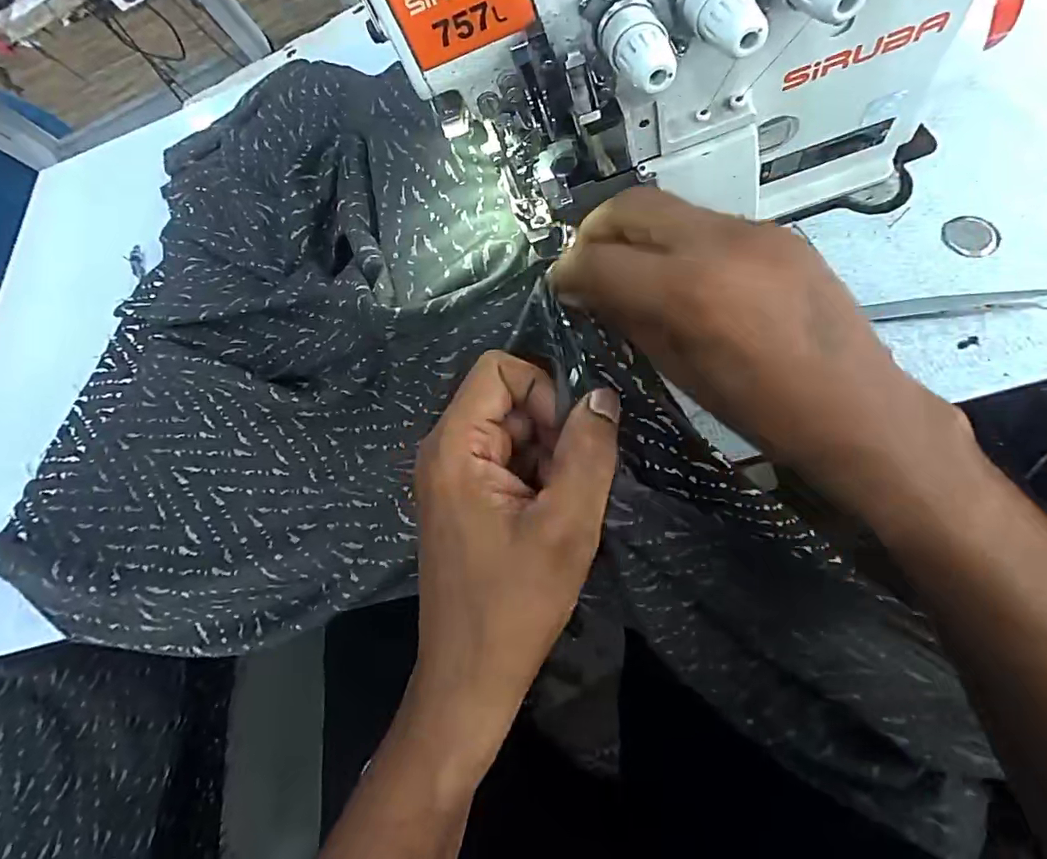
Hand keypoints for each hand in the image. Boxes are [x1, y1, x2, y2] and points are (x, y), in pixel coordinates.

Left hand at [409, 350, 619, 748]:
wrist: (472, 678)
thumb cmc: (515, 603)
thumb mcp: (567, 524)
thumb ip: (588, 452)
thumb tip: (601, 395)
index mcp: (454, 447)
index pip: (499, 369)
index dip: (542, 389)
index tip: (567, 439)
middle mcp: (446, 451)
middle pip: (509, 399)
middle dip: (551, 430)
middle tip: (571, 484)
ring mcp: (454, 477)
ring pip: (516, 431)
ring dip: (551, 458)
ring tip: (562, 509)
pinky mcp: (467, 500)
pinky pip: (511, 460)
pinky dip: (540, 478)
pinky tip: (550, 520)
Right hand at [548, 188, 968, 521]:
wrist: (860, 409)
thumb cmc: (768, 415)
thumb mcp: (685, 375)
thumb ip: (632, 322)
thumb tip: (592, 292)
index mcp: (690, 290)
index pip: (601, 258)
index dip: (570, 271)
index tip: (562, 285)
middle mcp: (720, 243)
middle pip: (632, 205)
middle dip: (597, 231)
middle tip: (589, 265)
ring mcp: (756, 231)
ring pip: (673, 208)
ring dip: (641, 233)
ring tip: (637, 269)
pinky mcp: (781, 233)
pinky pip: (712, 223)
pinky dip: (684, 241)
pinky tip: (690, 275)